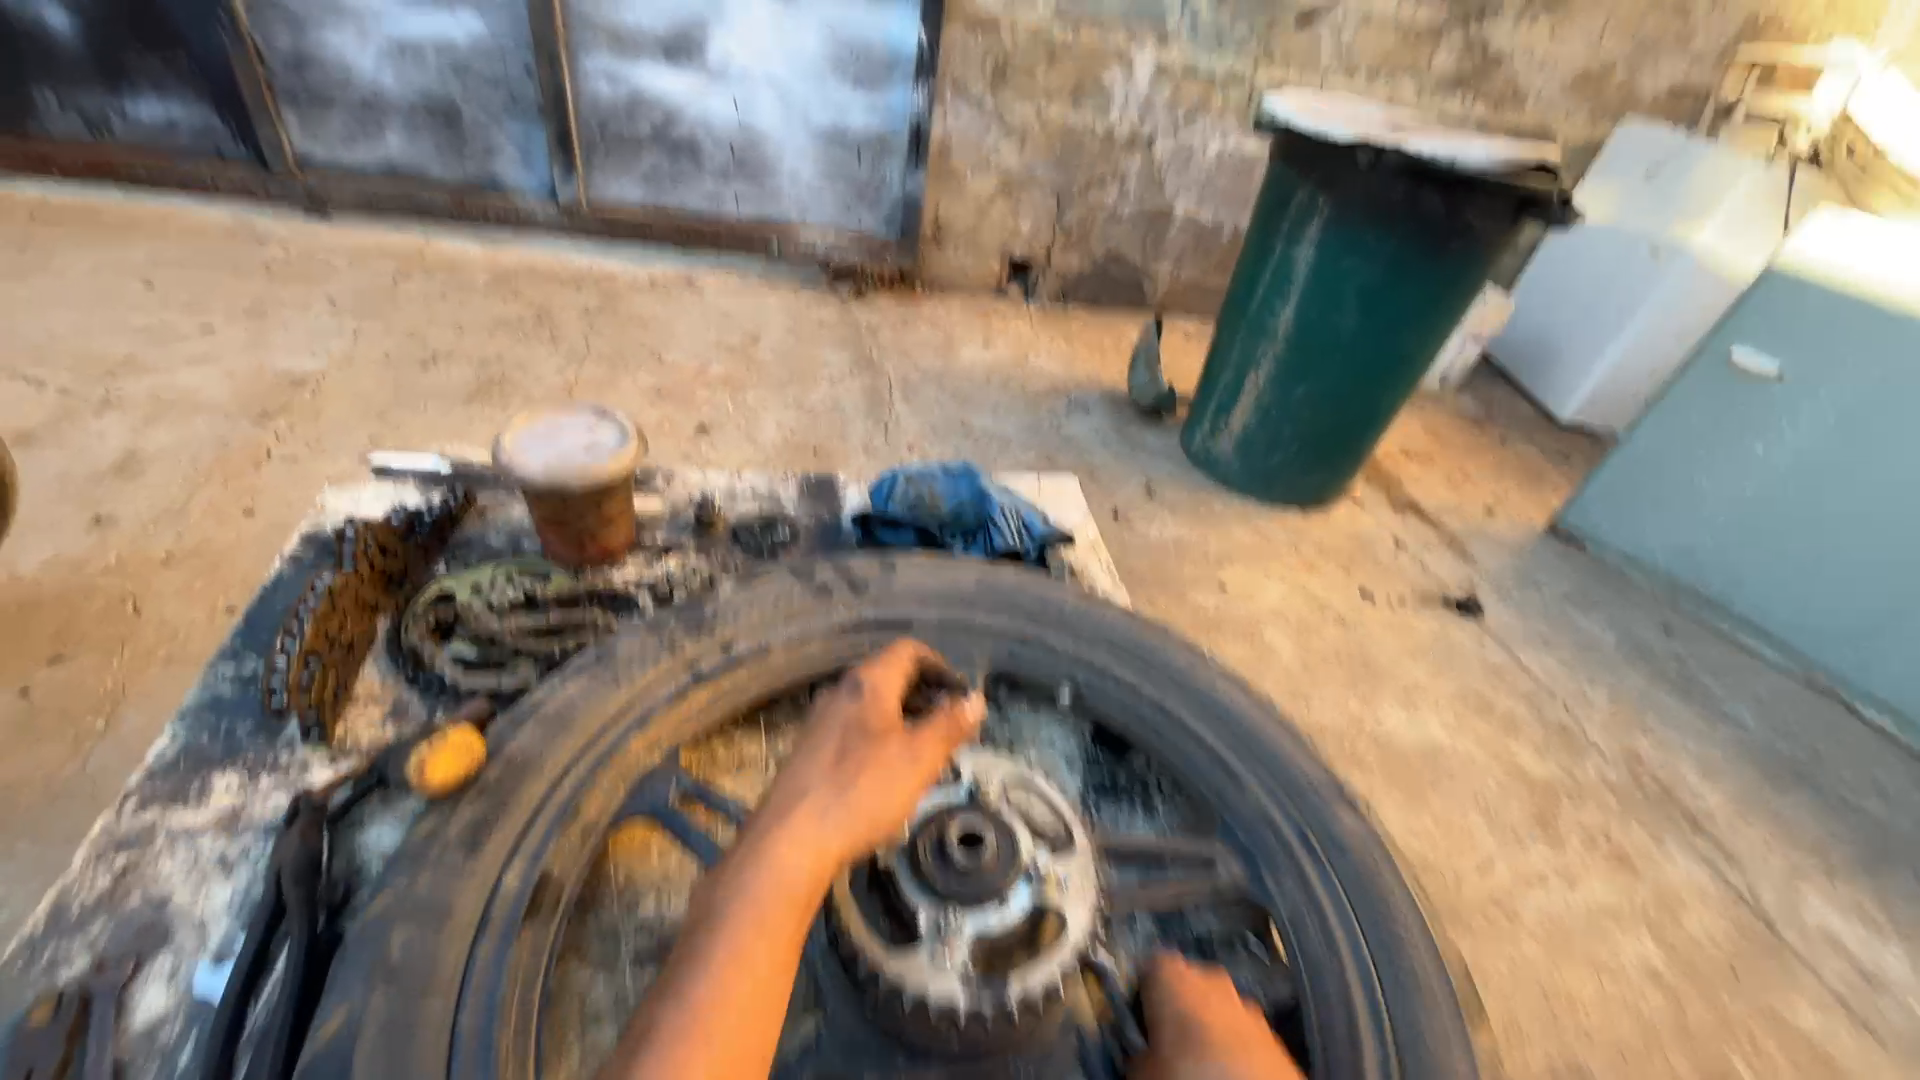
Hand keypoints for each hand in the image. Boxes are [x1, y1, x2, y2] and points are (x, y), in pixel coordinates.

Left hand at [750, 639, 985, 874]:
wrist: (790, 840)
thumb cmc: (862, 790)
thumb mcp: (919, 758)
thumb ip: (950, 725)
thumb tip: (975, 698)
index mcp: (867, 682)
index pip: (909, 650)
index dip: (941, 666)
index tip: (961, 696)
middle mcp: (840, 692)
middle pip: (891, 676)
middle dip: (926, 697)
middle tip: (951, 729)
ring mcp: (821, 721)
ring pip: (873, 706)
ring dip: (905, 720)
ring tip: (926, 754)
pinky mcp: (810, 750)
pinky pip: (855, 730)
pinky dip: (881, 738)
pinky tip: (889, 775)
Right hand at [1132, 951, 1304, 1079]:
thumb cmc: (1187, 1074)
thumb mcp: (1141, 1070)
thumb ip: (1136, 1050)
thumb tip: (1141, 1051)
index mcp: (1170, 973)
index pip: (1147, 966)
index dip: (1140, 992)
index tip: (1138, 1021)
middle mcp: (1208, 975)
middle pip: (1184, 983)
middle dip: (1177, 1007)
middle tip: (1168, 1043)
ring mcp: (1244, 1000)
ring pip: (1215, 1006)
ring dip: (1208, 1026)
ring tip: (1201, 1061)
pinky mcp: (1271, 1030)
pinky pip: (1240, 1029)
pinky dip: (1233, 1044)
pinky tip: (1228, 1071)